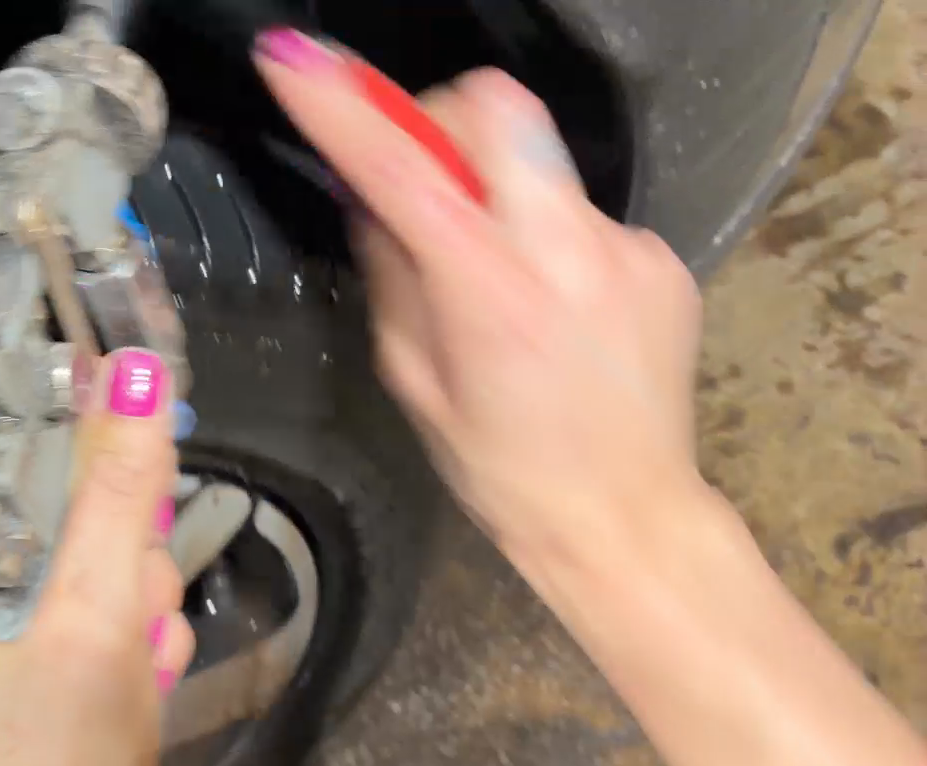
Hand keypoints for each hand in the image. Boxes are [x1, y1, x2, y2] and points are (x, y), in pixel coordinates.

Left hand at [0, 349, 195, 765]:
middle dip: (116, 531)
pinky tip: (133, 669)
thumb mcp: (91, 614)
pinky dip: (126, 617)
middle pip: (54, 473)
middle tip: (130, 598)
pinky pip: (94, 578)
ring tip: (131, 652)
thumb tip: (137, 373)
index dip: (71, 411)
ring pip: (89, 528)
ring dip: (131, 584)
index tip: (133, 447)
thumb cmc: (49, 752)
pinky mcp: (28, 622)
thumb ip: (116, 493)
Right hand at [255, 34, 709, 591]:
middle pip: (496, 110)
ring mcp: (624, 246)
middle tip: (403, 175)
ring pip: (535, 158)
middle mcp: (568, 252)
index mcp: (489, 296)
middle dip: (434, 118)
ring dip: (481, 186)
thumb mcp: (412, 380)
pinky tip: (526, 299)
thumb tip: (377, 210)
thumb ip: (395, 282)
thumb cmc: (496, 465)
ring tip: (469, 269)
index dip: (342, 111)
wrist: (615, 508)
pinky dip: (529, 231)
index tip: (299, 68)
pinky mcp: (655, 254)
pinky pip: (572, 210)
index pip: (401, 172)